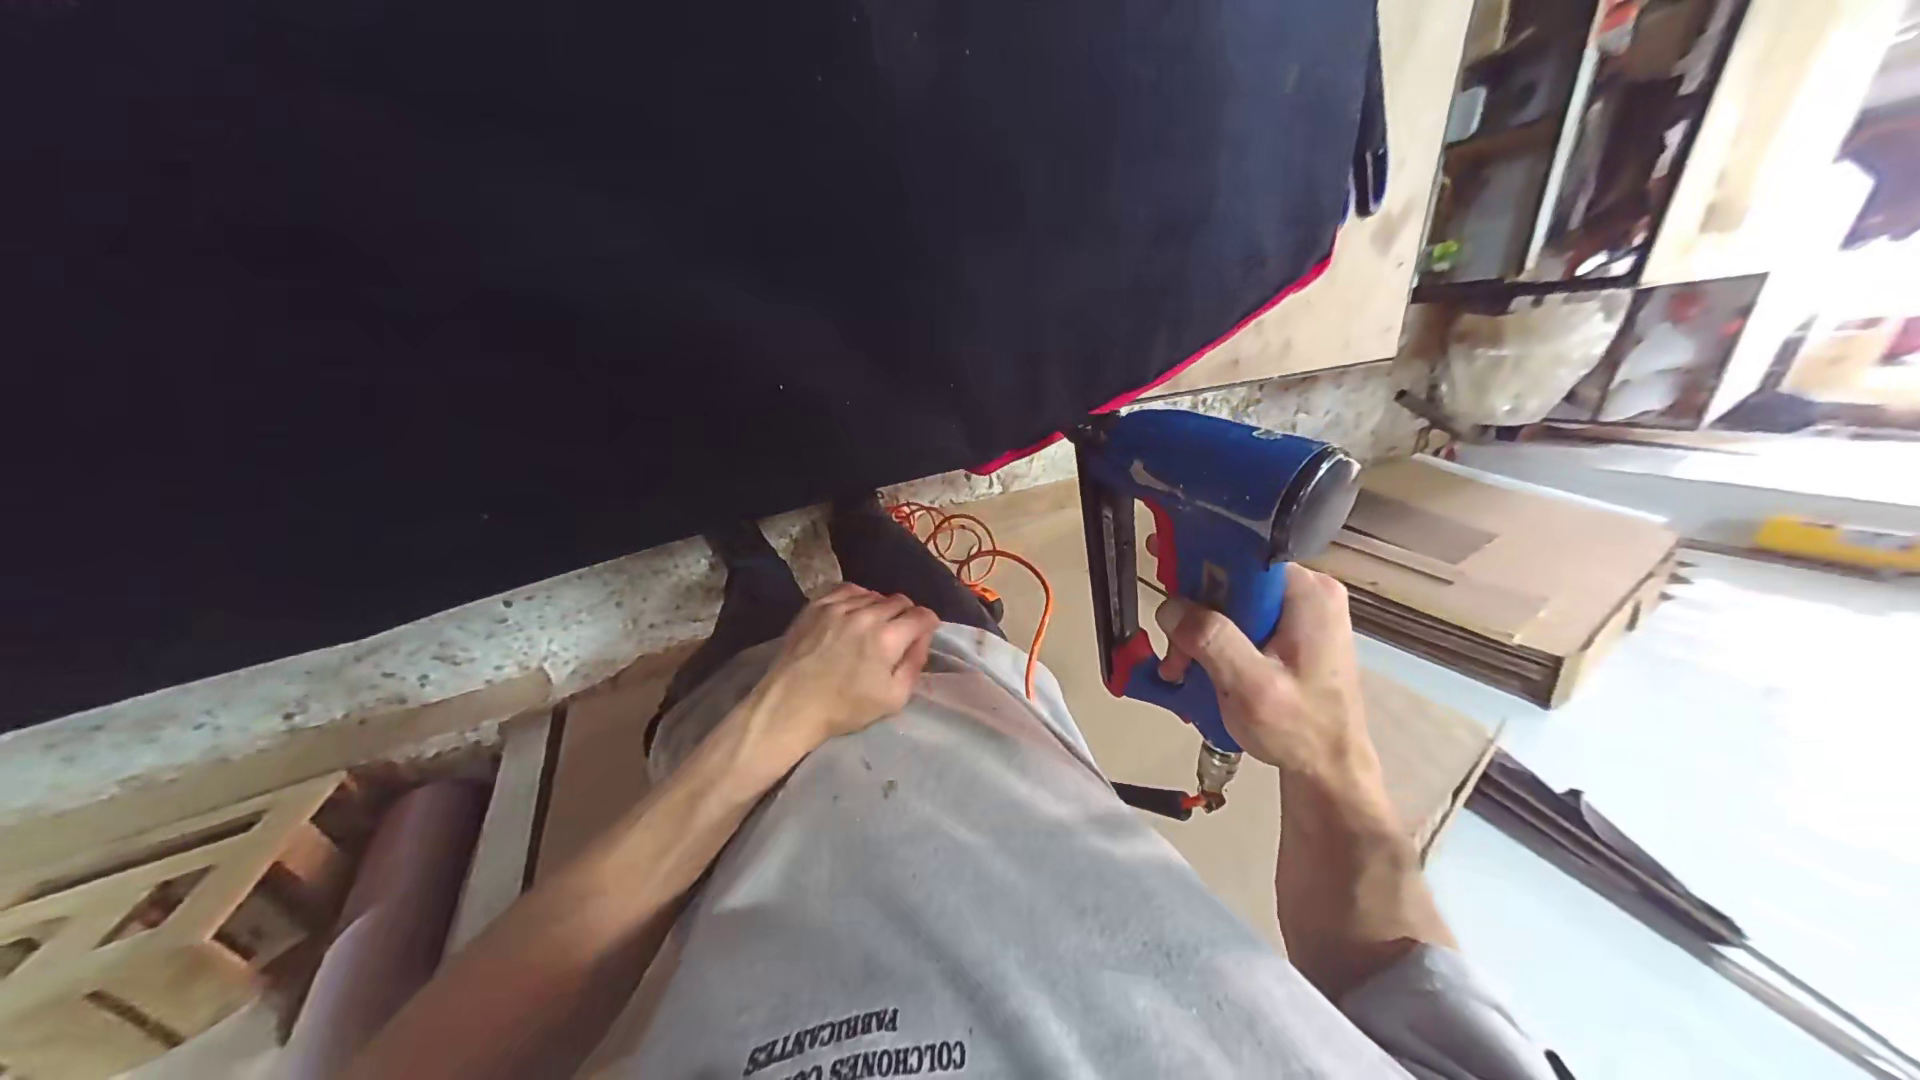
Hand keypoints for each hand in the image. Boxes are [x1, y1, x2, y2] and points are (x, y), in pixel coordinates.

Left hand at [755, 583, 940, 748]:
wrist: (791, 705)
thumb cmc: (845, 708)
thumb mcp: (894, 698)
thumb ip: (915, 663)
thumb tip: (922, 638)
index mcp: (888, 638)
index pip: (922, 615)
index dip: (929, 624)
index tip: (924, 633)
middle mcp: (866, 615)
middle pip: (900, 601)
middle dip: (907, 615)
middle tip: (899, 634)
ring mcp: (839, 606)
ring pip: (875, 595)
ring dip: (882, 608)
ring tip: (874, 627)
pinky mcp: (818, 605)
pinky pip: (848, 590)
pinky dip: (858, 599)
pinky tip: (854, 614)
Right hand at [1153, 564, 1371, 781]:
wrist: (1329, 769)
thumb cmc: (1300, 730)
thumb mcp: (1252, 686)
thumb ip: (1212, 640)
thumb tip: (1171, 606)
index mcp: (1307, 593)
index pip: (1242, 554)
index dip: (1198, 556)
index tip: (1162, 562)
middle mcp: (1305, 592)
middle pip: (1230, 578)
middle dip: (1192, 611)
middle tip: (1173, 650)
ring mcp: (1298, 612)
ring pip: (1228, 601)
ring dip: (1197, 632)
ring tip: (1182, 669)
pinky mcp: (1288, 632)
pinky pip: (1237, 620)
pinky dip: (1212, 641)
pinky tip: (1197, 667)